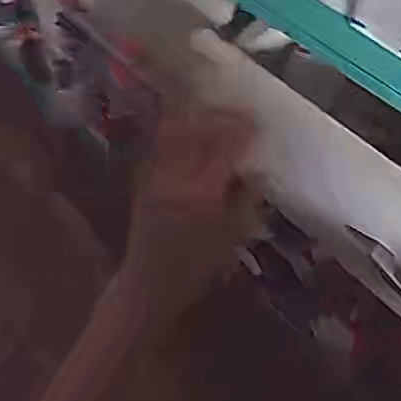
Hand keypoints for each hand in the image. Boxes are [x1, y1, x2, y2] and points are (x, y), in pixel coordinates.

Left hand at [117, 107, 256, 323]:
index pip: (226, 145)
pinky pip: (163, 140)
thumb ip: (246, 197)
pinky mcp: (143, 176)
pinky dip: (181, 127)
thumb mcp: (234, 236)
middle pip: (199, 128)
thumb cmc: (196, 269)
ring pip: (177, 128)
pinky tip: (195, 128)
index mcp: (204, 196)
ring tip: (218, 116)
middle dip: (224, 116)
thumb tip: (257, 165)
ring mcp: (155, 175)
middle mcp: (176, 179)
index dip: (244, 128)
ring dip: (200, 116)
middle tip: (241, 114)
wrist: (148, 286)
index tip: (256, 123)